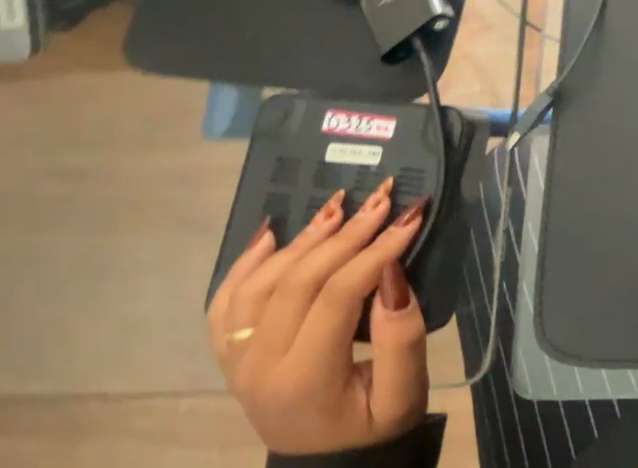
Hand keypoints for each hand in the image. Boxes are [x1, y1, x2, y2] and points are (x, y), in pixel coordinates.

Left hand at [207, 178, 431, 455]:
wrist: (327, 466)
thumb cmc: (373, 427)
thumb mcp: (404, 394)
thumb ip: (401, 338)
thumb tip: (392, 274)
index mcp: (304, 378)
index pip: (337, 296)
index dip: (376, 251)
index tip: (411, 216)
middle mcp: (259, 367)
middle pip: (297, 282)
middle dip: (345, 233)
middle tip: (382, 197)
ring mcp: (237, 361)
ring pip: (261, 284)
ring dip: (301, 238)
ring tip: (338, 205)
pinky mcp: (231, 355)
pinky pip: (226, 303)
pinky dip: (245, 264)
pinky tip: (271, 232)